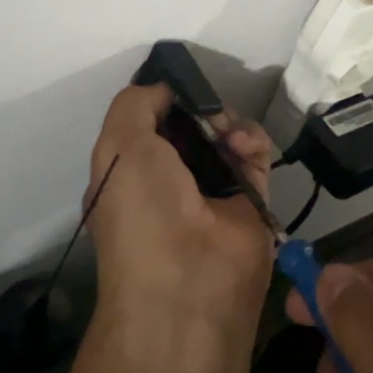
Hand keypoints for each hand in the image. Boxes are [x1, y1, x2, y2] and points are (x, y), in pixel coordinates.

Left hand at [86, 83, 276, 318]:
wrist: (189, 283)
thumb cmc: (141, 211)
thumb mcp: (118, 146)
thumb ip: (136, 104)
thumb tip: (166, 90)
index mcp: (129, 176)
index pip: (146, 126)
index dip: (161, 103)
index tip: (176, 89)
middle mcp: (169, 184)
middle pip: (189, 128)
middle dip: (197, 110)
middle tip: (205, 109)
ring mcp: (212, 193)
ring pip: (224, 137)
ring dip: (226, 122)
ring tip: (225, 130)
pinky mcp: (251, 200)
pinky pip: (254, 155)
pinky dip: (251, 140)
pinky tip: (242, 145)